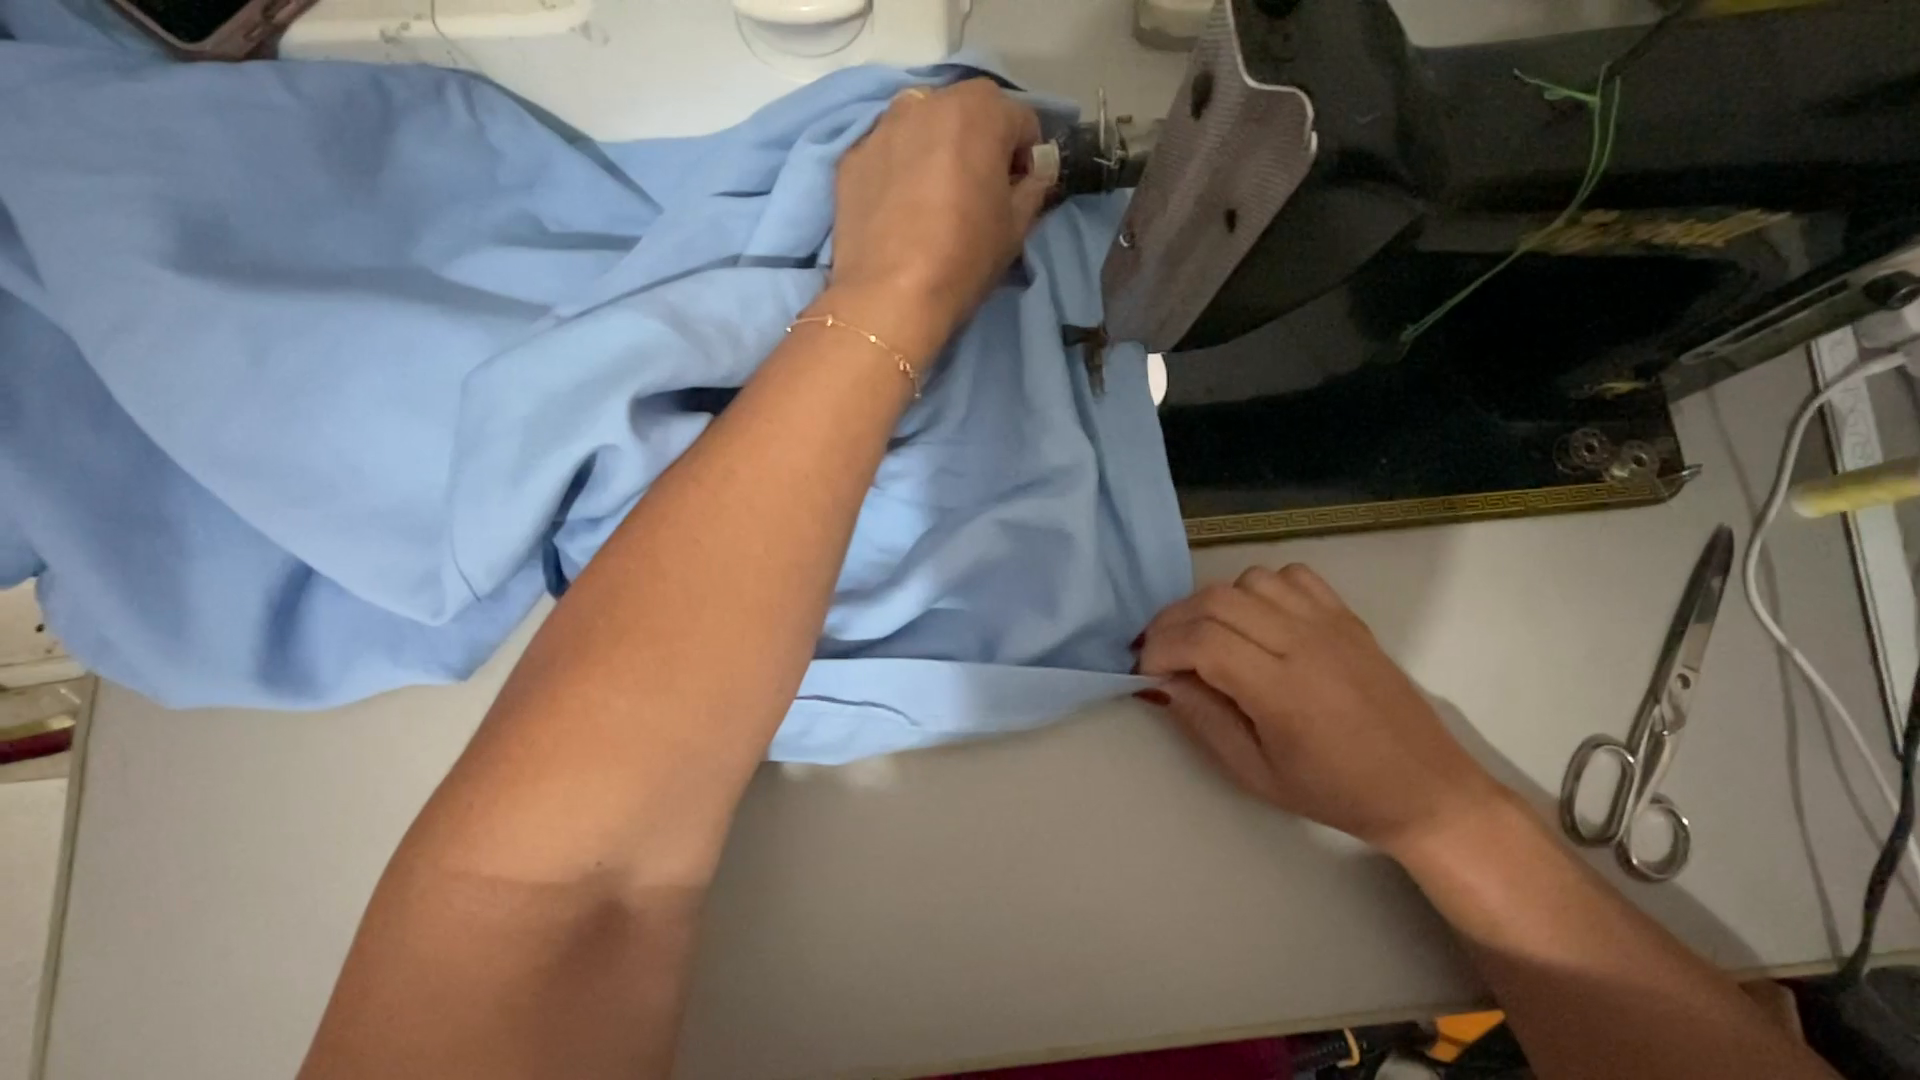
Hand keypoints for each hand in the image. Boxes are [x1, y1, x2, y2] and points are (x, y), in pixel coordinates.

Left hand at [825, 79, 1054, 359]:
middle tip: (978, 187)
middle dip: (981, 139)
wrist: (888, 296)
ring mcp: (883, 126)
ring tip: (935, 192)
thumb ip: (1034, 186)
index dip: (1026, 154)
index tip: (1019, 187)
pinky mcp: (852, 156)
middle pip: (968, 109)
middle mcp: (928, 103)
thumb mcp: (1016, 227)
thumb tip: (1036, 170)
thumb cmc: (963, 258)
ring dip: (937, 144)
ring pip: (923, 121)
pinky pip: (888, 149)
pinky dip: (900, 165)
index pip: (1020, 118)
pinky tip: (900, 206)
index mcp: (979, 112)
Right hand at [1135, 565, 1513, 860]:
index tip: (1146, 671)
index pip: (1201, 640)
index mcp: (1282, 690)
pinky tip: (1257, 622)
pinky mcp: (1347, 616)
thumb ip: (1204, 721)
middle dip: (1172, 622)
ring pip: (1248, 580)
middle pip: (1215, 600)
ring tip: (1206, 638)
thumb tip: (1162, 681)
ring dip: (1213, 604)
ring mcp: (1329, 622)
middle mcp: (1304, 642)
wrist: (1423, 788)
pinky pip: (1290, 576)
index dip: (1160, 649)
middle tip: (1161, 653)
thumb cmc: (1335, 792)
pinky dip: (1260, 589)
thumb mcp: (1256, 774)